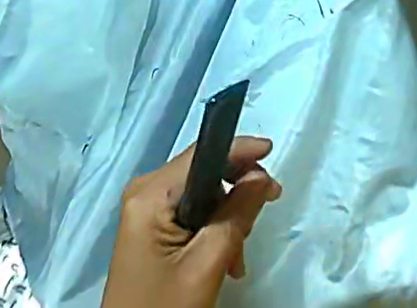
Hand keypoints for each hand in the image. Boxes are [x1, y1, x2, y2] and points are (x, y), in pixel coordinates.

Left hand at [100, 137, 282, 307]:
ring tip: (239, 255)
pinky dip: (213, 228)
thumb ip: (237, 214)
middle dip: (236, 192)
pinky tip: (225, 257)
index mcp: (150, 194)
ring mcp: (145, 211)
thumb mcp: (206, 266)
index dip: (239, 149)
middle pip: (204, 172)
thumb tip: (261, 176)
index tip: (271, 153)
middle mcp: (145, 192)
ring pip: (202, 193)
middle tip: (262, 213)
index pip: (203, 153)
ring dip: (227, 216)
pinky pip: (191, 211)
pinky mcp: (149, 230)